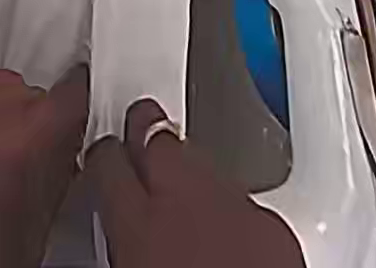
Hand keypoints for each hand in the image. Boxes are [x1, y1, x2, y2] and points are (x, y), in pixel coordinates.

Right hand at [87, 99, 305, 267]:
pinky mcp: (273, 224)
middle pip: (156, 136)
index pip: (106, 161)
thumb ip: (120, 248)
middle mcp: (184, 201)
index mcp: (137, 226)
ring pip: (199, 161)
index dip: (102, 156)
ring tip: (177, 180)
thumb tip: (115, 240)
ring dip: (185, 166)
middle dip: (144, 129)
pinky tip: (223, 226)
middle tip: (138, 127)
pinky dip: (228, 204)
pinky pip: (241, 197)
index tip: (102, 157)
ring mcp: (233, 205)